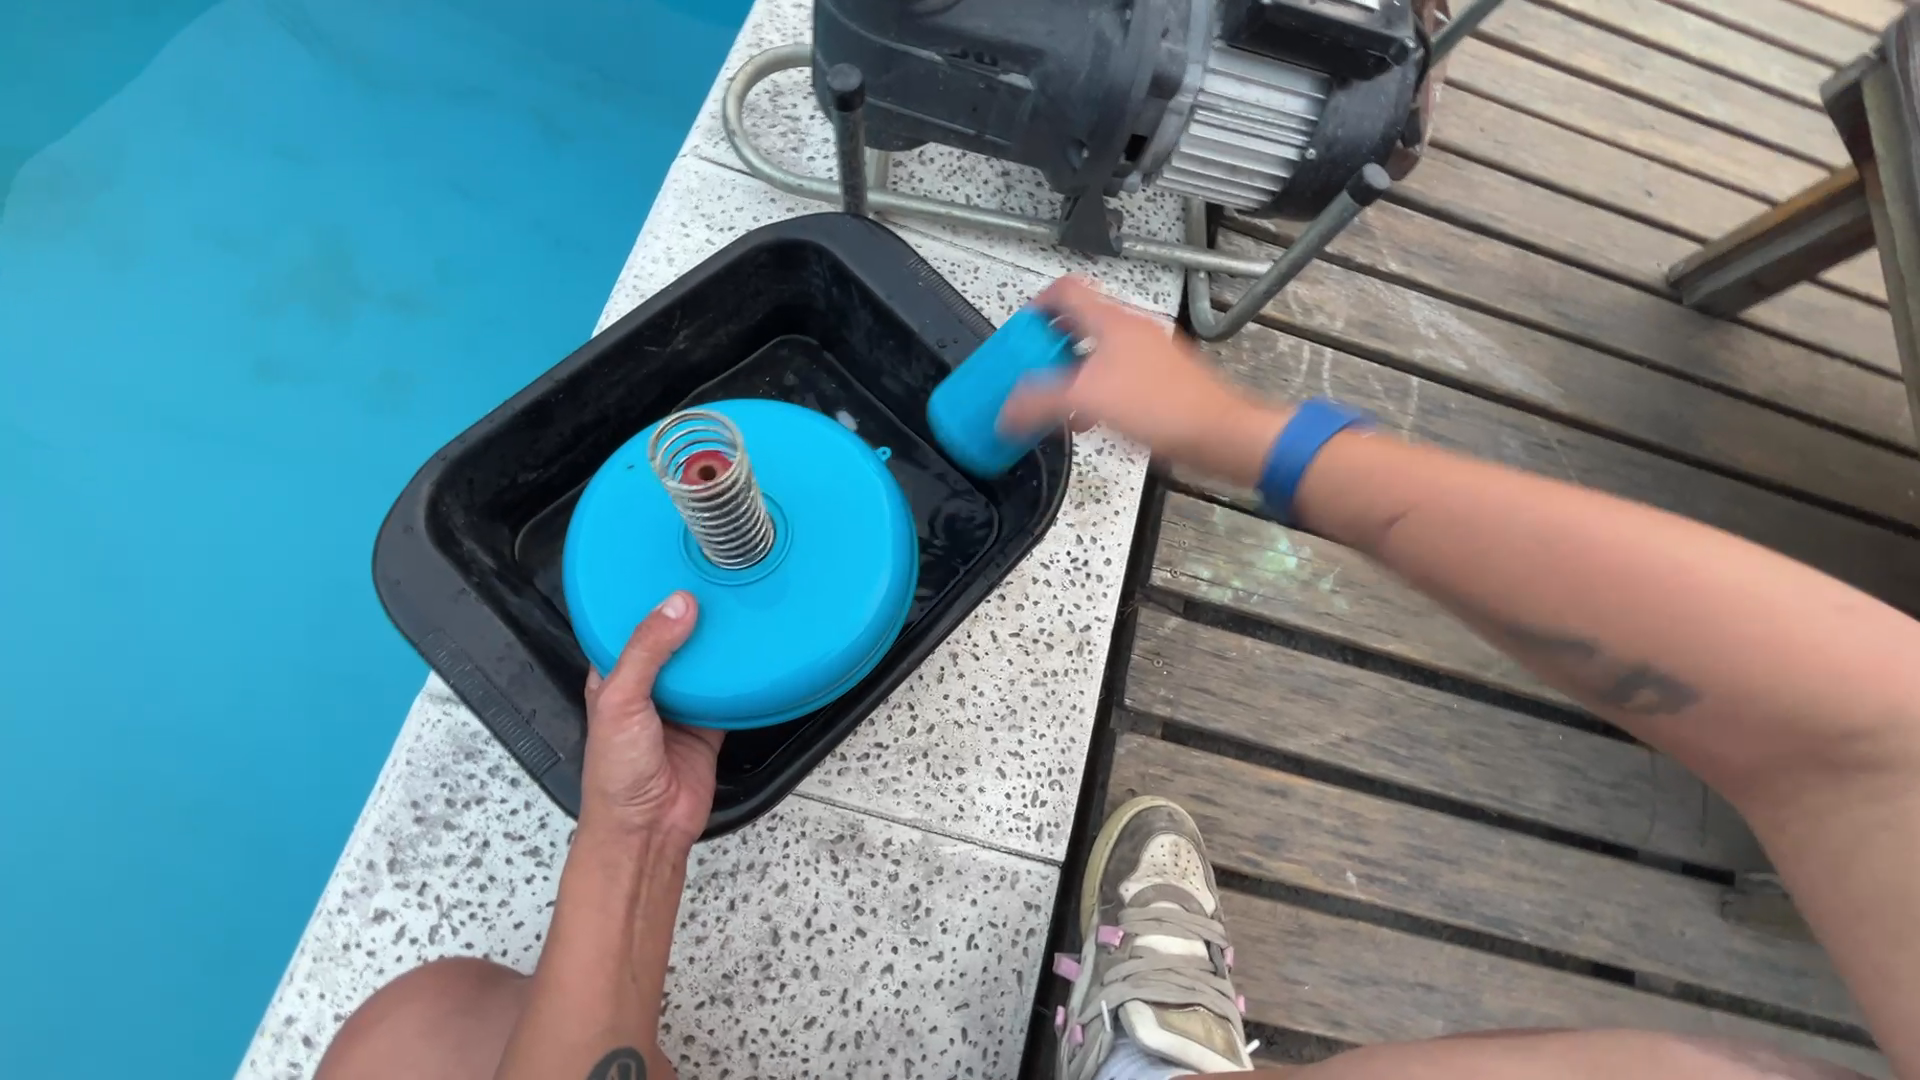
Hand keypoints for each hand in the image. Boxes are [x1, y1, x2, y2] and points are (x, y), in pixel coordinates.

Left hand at [580, 591, 722, 844]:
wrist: (648, 828)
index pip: (631, 624)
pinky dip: (743, 675)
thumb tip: (678, 605)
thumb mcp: (622, 703)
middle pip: (674, 638)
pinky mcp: (710, 722)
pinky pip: (730, 690)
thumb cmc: (616, 774)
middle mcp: (648, 685)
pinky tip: (756, 651)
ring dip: (720, 641)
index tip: (674, 567)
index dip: (649, 597)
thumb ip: (647, 652)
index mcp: (615, 675)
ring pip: (705, 661)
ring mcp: (681, 703)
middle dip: (693, 613)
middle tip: (718, 580)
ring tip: (740, 604)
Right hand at [997, 276, 1289, 485]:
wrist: (1218, 435)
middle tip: (1030, 370)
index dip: (1037, 305)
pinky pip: (1115, 380)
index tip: (1021, 330)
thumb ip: (1039, 401)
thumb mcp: (1085, 399)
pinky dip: (1094, 395)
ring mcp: (1149, 356)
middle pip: (1079, 324)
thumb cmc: (1164, 408)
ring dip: (1071, 375)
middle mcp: (1132, 331)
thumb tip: (1007, 411)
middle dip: (1050, 348)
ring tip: (1054, 401)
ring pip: (1097, 354)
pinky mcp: (1160, 384)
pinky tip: (1088, 421)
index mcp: (1113, 322)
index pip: (1066, 290)